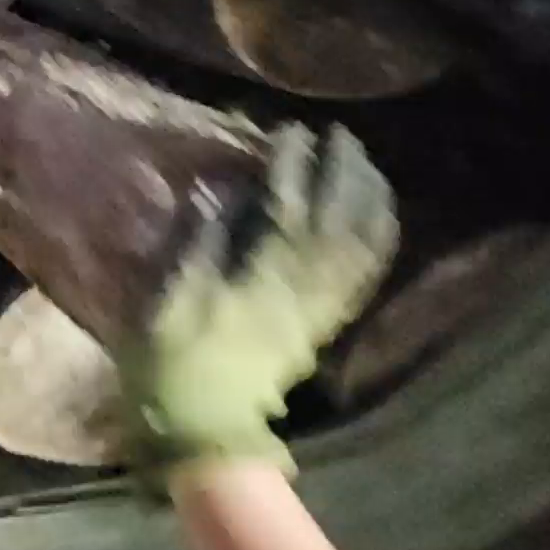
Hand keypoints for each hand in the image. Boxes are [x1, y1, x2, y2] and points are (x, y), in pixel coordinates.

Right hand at [120, 125, 397, 478]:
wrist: (205, 417)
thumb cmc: (174, 351)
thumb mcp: (172, 294)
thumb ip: (198, 242)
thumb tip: (214, 193)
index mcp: (261, 279)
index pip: (288, 212)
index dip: (294, 169)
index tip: (291, 131)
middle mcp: (303, 289)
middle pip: (338, 225)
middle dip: (343, 176)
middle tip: (341, 135)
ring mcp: (320, 306)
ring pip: (361, 247)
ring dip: (368, 202)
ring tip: (366, 165)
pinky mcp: (323, 320)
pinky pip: (363, 274)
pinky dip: (377, 241)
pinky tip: (378, 217)